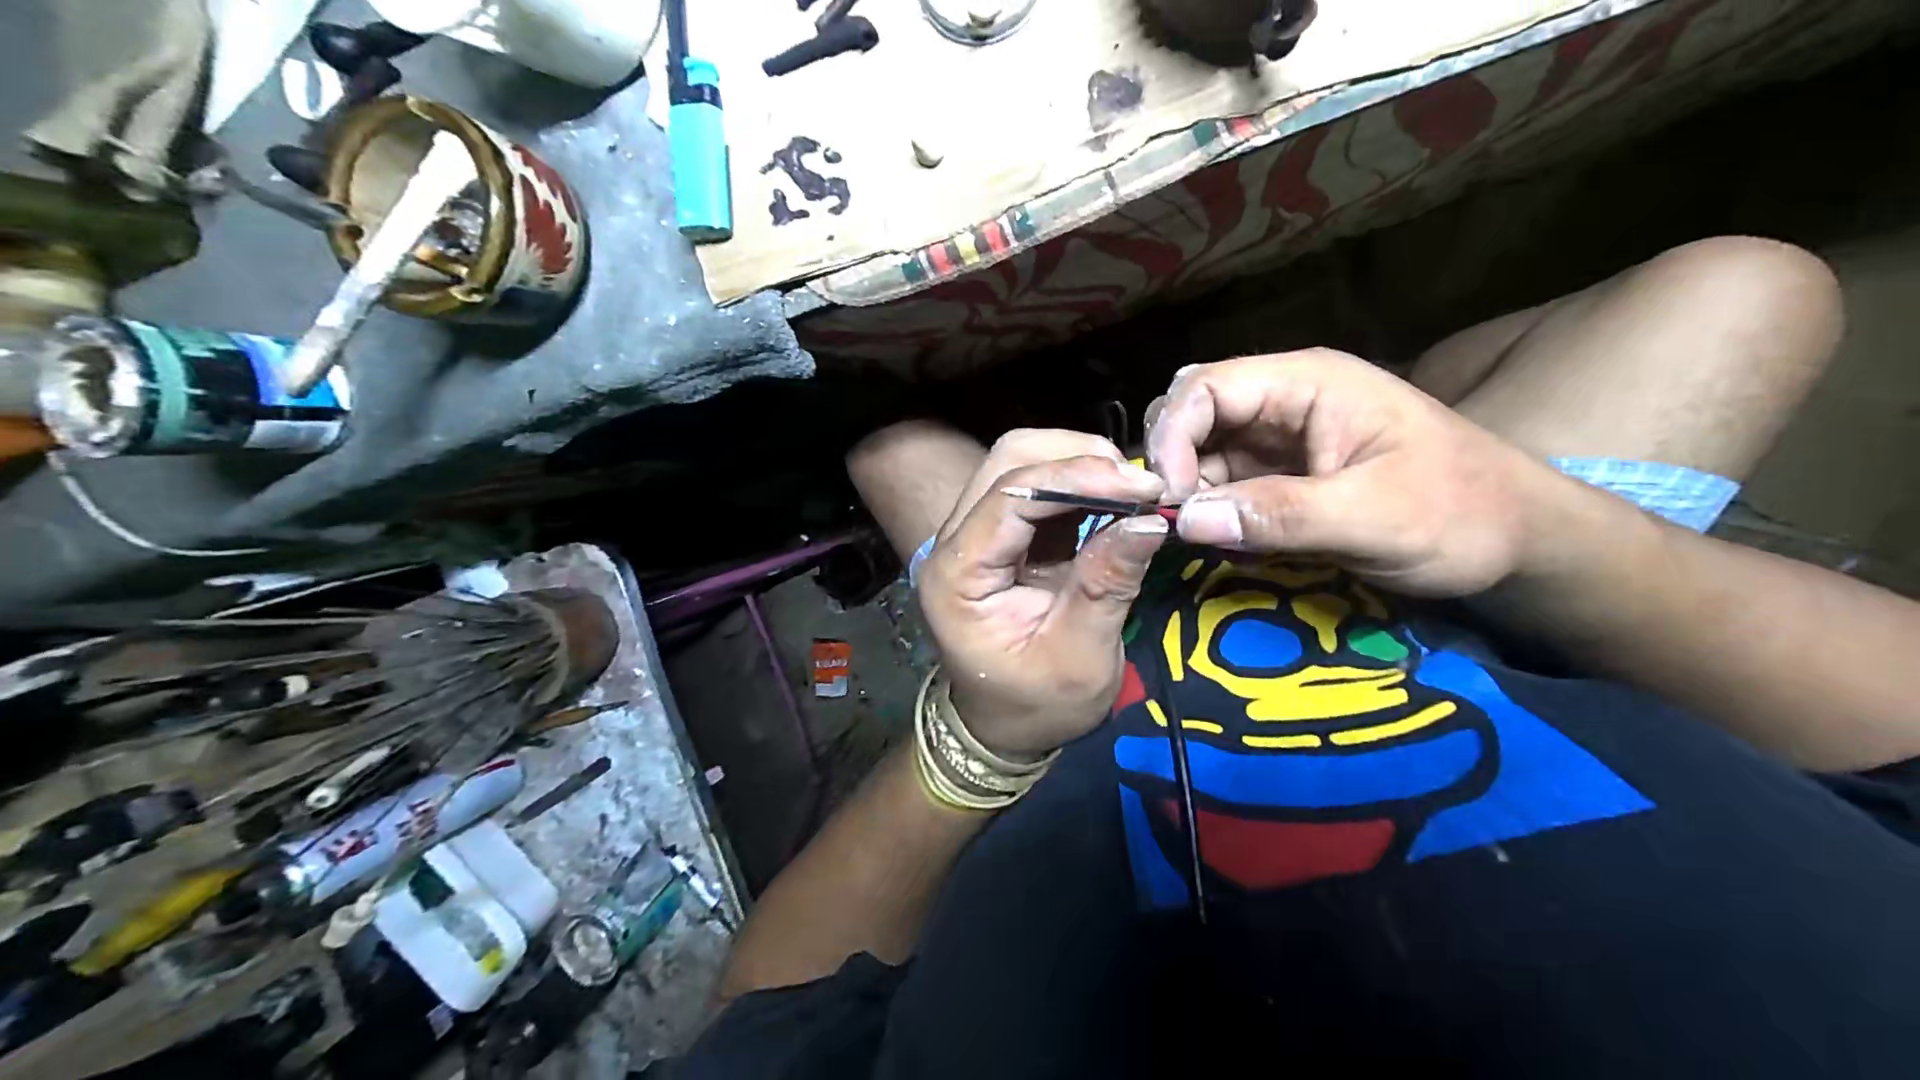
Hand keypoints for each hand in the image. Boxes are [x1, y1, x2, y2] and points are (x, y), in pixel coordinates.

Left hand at [917, 431, 1170, 757]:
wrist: (1003, 724)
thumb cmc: (1035, 704)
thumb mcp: (1079, 657)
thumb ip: (1106, 584)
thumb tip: (1151, 517)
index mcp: (958, 575)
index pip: (1011, 497)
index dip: (1078, 478)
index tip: (1146, 485)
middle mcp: (954, 542)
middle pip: (1008, 461)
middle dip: (1078, 460)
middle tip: (1141, 485)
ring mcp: (973, 532)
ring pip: (1020, 463)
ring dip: (1079, 464)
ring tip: (1131, 491)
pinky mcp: (998, 533)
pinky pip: (1035, 486)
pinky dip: (1077, 483)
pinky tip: (1113, 500)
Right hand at [1144, 350, 1583, 597]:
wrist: (1514, 541)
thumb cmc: (1460, 514)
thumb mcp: (1375, 517)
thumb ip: (1280, 515)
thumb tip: (1185, 520)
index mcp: (1307, 383)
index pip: (1206, 387)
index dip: (1172, 436)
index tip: (1169, 498)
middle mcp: (1282, 401)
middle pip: (1191, 412)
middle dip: (1168, 459)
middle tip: (1168, 515)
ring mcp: (1277, 438)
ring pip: (1197, 449)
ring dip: (1182, 488)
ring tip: (1183, 532)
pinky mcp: (1277, 474)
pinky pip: (1219, 482)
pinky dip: (1203, 508)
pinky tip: (1206, 536)